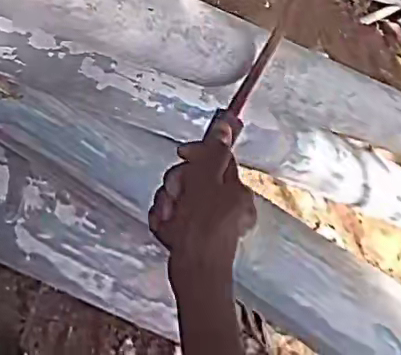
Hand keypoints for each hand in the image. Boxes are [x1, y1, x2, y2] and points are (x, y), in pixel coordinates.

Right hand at [149, 134, 256, 288]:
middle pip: (193, 175)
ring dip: (168, 201)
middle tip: (175, 194)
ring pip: (179, 195)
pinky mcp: (191, 235)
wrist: (193, 274)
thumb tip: (226, 126)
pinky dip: (166, 218)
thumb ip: (213, 152)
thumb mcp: (207, 179)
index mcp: (236, 190)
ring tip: (168, 215)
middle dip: (177, 182)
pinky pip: (173, 214)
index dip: (196, 154)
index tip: (183, 155)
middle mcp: (224, 204)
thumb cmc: (203, 226)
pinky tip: (165, 226)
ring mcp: (207, 221)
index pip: (215, 157)